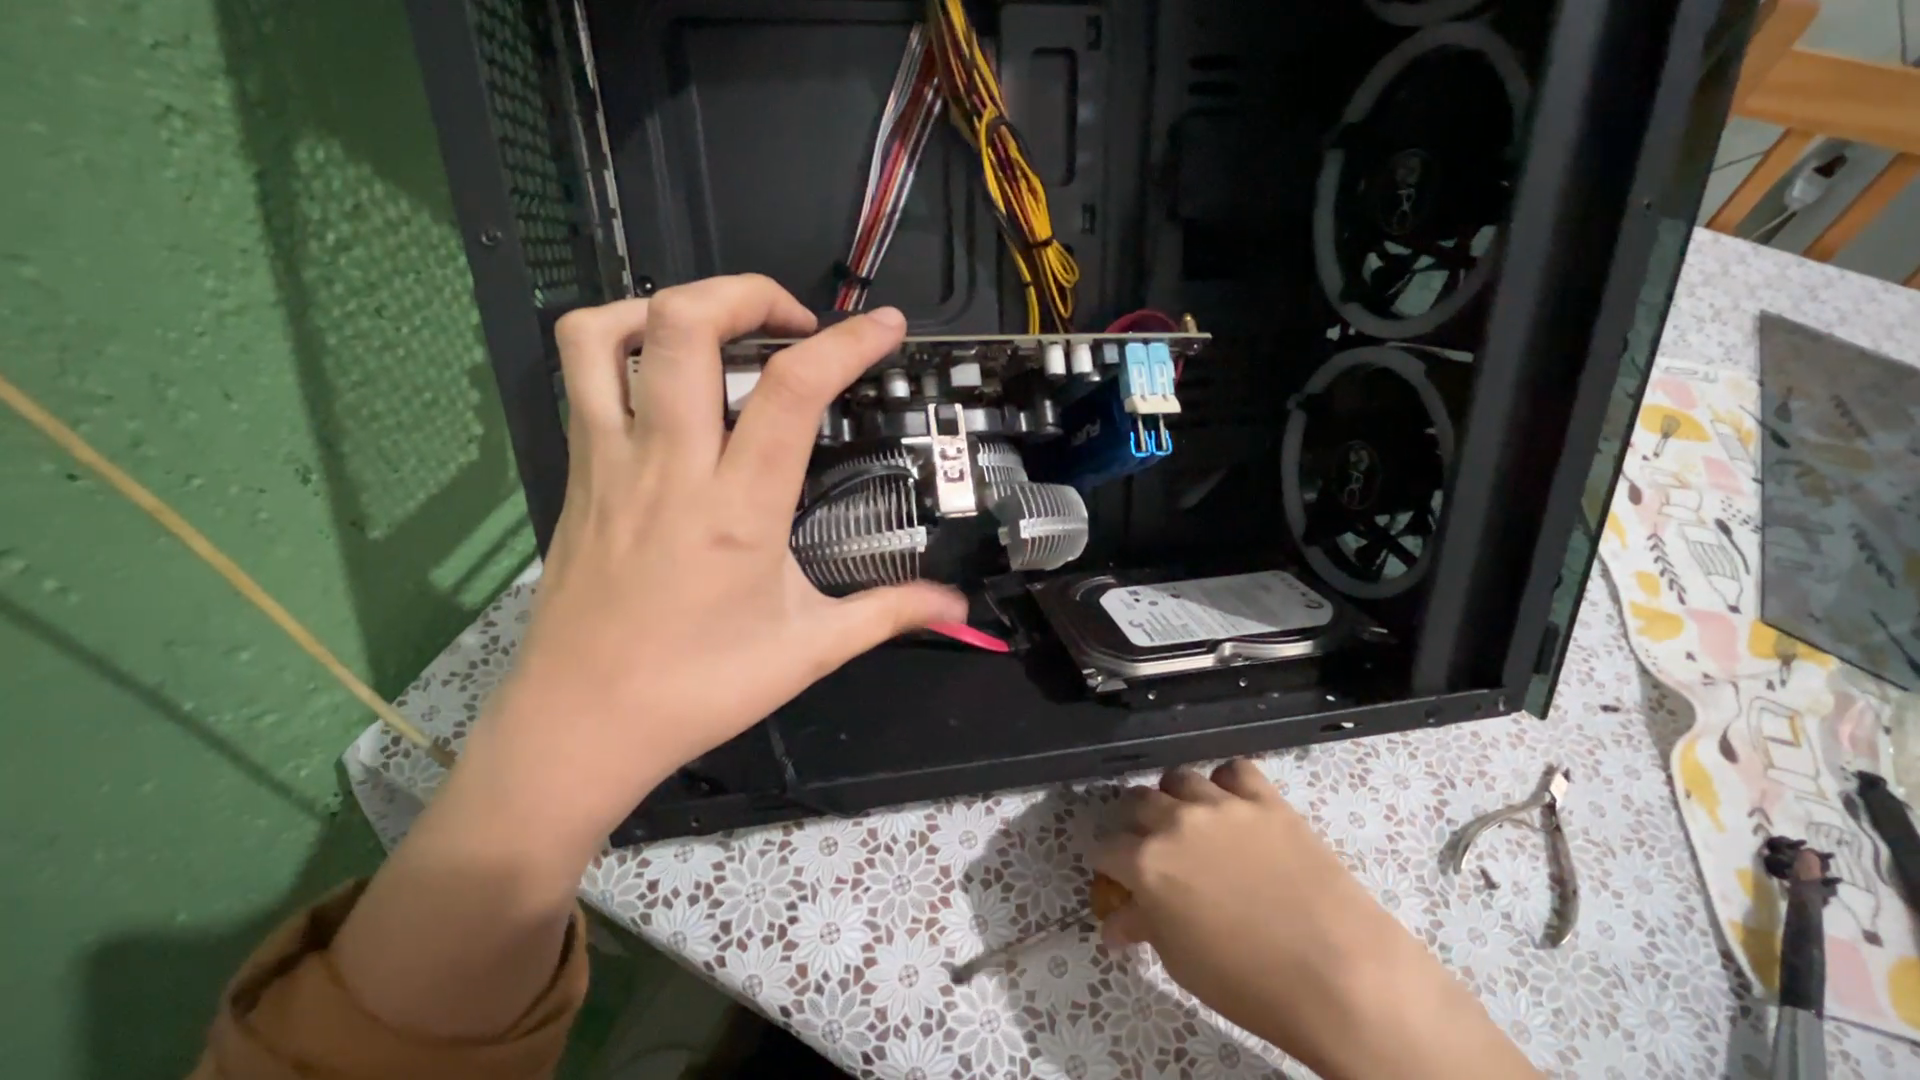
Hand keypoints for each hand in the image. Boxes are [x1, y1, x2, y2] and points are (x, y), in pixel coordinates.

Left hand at [462, 276, 966, 846]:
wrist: (580, 725)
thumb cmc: (698, 690)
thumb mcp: (808, 652)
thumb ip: (888, 613)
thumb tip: (959, 607)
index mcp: (738, 507)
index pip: (794, 389)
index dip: (849, 342)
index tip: (888, 327)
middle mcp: (669, 464)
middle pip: (687, 324)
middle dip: (750, 292)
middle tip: (795, 325)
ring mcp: (609, 461)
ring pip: (609, 334)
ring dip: (671, 305)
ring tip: (720, 331)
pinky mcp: (575, 471)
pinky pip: (575, 375)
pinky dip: (616, 340)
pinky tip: (660, 371)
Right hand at [1097, 761, 1536, 1079]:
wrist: (1337, 973)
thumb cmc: (1248, 982)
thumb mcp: (1181, 961)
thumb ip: (1145, 926)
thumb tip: (1118, 922)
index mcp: (1146, 863)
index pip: (1104, 847)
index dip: (1107, 863)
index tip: (1115, 876)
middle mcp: (1176, 822)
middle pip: (1136, 802)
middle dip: (1134, 824)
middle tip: (1148, 849)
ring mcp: (1224, 805)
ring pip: (1180, 778)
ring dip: (1175, 798)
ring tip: (1189, 822)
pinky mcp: (1267, 800)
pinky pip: (1234, 770)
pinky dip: (1226, 783)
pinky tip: (1233, 805)